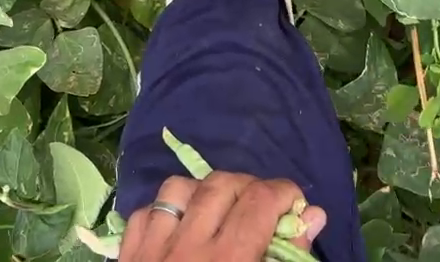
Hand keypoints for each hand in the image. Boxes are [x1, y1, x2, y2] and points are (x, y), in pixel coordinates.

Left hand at [118, 173, 326, 261]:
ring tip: (218, 210)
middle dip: (247, 187)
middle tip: (262, 206)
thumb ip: (288, 256)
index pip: (260, 202)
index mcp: (228, 259)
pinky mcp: (126, 259)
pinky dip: (162, 212)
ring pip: (177, 189)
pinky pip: (140, 214)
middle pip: (220, 185)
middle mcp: (188, 246)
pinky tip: (177, 225)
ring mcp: (151, 250)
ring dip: (202, 192)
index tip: (296, 204)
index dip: (283, 193)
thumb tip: (313, 216)